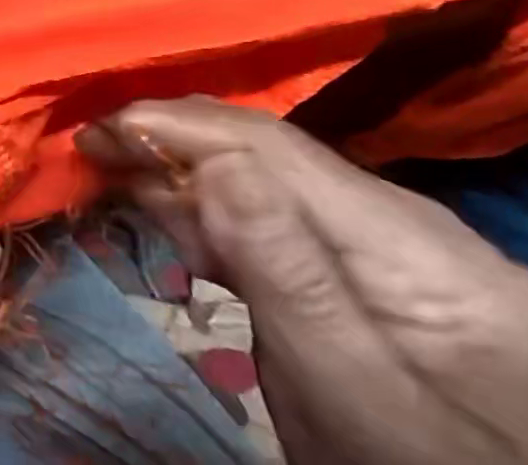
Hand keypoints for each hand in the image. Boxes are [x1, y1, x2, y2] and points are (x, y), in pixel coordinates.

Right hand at [78, 97, 527, 464]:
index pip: (288, 156)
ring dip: (184, 172)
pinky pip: (271, 218)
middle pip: (276, 158)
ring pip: (266, 180)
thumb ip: (290, 277)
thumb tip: (219, 162)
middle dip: (178, 141)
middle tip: (94, 142)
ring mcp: (389, 245)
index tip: (103, 128)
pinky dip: (210, 212)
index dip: (187, 129)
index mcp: (433, 256)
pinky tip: (166, 205)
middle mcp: (416, 228)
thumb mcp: (346, 399)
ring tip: (113, 162)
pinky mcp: (358, 266)